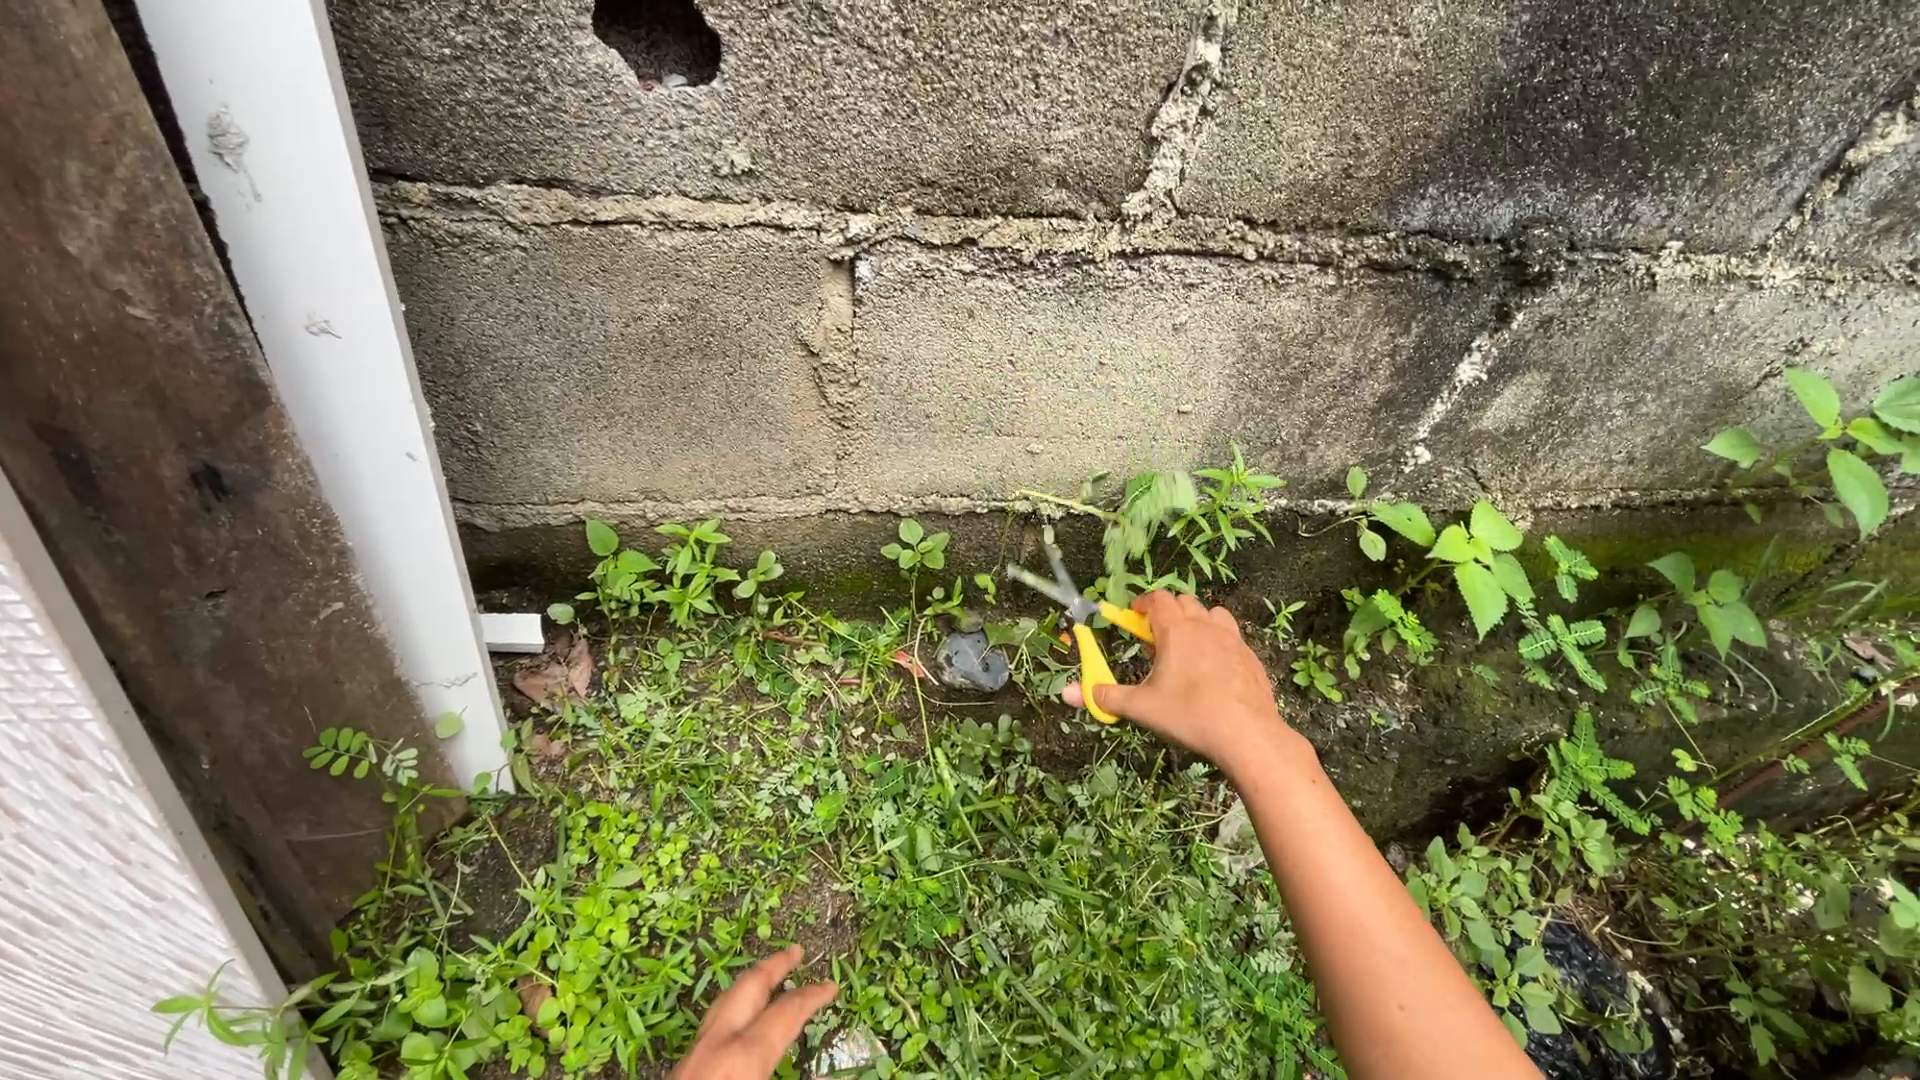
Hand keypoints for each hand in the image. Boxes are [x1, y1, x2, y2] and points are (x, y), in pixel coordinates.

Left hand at [669, 947, 837, 1079]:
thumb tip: (833, 1079)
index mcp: (744, 1057)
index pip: (787, 1011)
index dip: (813, 996)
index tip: (831, 985)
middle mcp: (716, 1046)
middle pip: (748, 988)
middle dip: (773, 966)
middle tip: (795, 952)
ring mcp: (692, 1058)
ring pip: (723, 1003)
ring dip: (749, 985)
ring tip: (769, 978)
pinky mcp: (679, 1072)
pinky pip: (711, 1026)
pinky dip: (732, 1011)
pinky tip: (738, 1024)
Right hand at [1063, 591, 1292, 777]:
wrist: (1248, 735)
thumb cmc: (1189, 715)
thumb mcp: (1141, 707)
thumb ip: (1106, 696)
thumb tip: (1069, 694)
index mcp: (1176, 630)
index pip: (1157, 599)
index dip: (1142, 604)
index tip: (1132, 616)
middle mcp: (1205, 626)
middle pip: (1185, 601)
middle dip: (1167, 612)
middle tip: (1155, 637)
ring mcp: (1233, 640)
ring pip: (1213, 614)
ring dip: (1198, 621)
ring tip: (1188, 647)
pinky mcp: (1251, 658)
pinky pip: (1232, 637)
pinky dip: (1219, 643)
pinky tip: (1214, 670)